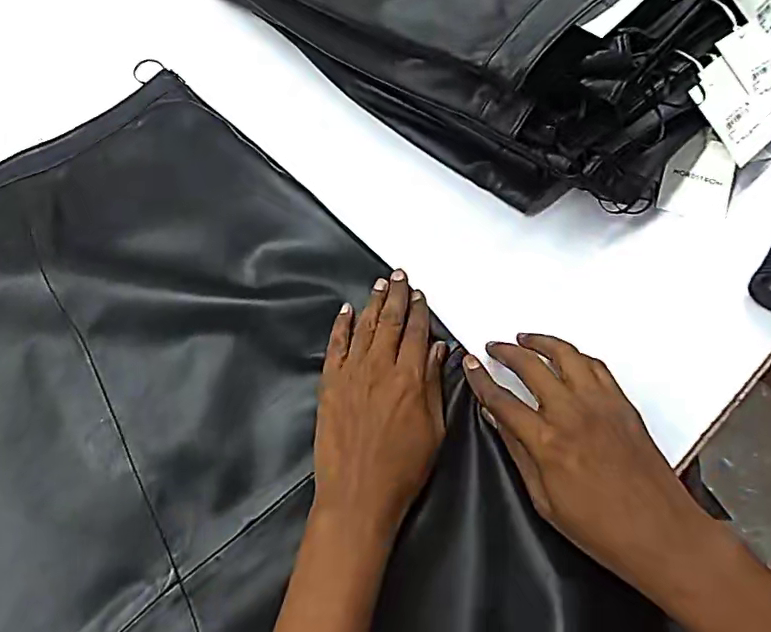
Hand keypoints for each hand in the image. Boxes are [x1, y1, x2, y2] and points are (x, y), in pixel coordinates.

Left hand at [313, 270, 447, 534]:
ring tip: (381, 283)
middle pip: (392, 321)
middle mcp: (381, 368)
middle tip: (401, 275)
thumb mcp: (434, 430)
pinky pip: (337, 344)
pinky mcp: (330, 382)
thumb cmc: (401, 470)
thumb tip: (439, 351)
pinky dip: (342, 324)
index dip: (420, 310)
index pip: (417, 332)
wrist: (357, 495)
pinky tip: (347, 310)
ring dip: (374, 302)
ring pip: (366, 326)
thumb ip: (435, 384)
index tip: (421, 295)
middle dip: (398, 295)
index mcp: (410, 378)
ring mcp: (353, 373)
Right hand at [463, 335, 713, 602]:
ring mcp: (600, 404)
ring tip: (525, 338)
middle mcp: (572, 415)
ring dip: (539, 341)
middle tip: (495, 347)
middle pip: (528, 365)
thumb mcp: (546, 501)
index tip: (473, 366)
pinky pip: (595, 365)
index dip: (481, 379)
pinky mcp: (622, 403)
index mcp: (548, 443)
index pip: (502, 399)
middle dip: (505, 350)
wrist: (664, 537)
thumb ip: (518, 453)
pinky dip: (575, 354)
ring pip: (563, 353)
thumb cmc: (609, 531)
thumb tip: (497, 422)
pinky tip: (567, 355)